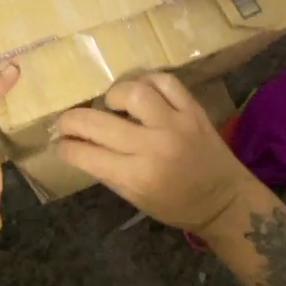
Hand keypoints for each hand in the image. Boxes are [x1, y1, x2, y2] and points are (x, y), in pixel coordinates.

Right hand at [56, 72, 258, 234]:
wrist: (225, 200)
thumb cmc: (175, 204)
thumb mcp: (134, 197)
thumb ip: (106, 170)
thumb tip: (76, 145)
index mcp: (136, 176)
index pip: (85, 154)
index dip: (65, 148)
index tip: (60, 144)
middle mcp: (153, 147)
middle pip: (98, 122)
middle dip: (71, 120)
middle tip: (67, 122)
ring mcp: (175, 124)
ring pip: (133, 92)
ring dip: (113, 95)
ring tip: (111, 105)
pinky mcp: (192, 109)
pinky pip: (165, 81)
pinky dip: (147, 81)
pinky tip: (140, 91)